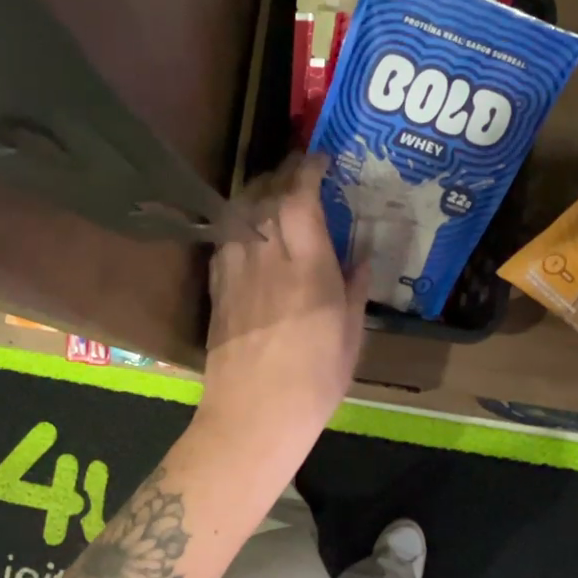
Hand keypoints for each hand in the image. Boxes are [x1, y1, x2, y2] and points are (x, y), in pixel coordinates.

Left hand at [199, 156, 369, 450]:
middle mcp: (266, 258)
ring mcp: (235, 272)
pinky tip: (248, 233)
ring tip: (273, 195)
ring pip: (240, 214)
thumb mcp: (350, 338)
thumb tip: (360, 259)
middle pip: (266, 196)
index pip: (300, 196)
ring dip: (257, 195)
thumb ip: (354, 290)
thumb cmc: (313, 383)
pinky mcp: (217, 291)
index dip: (309, 169)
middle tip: (300, 172)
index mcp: (307, 266)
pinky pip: (225, 242)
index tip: (322, 159)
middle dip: (282, 174)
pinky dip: (238, 226)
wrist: (253, 417)